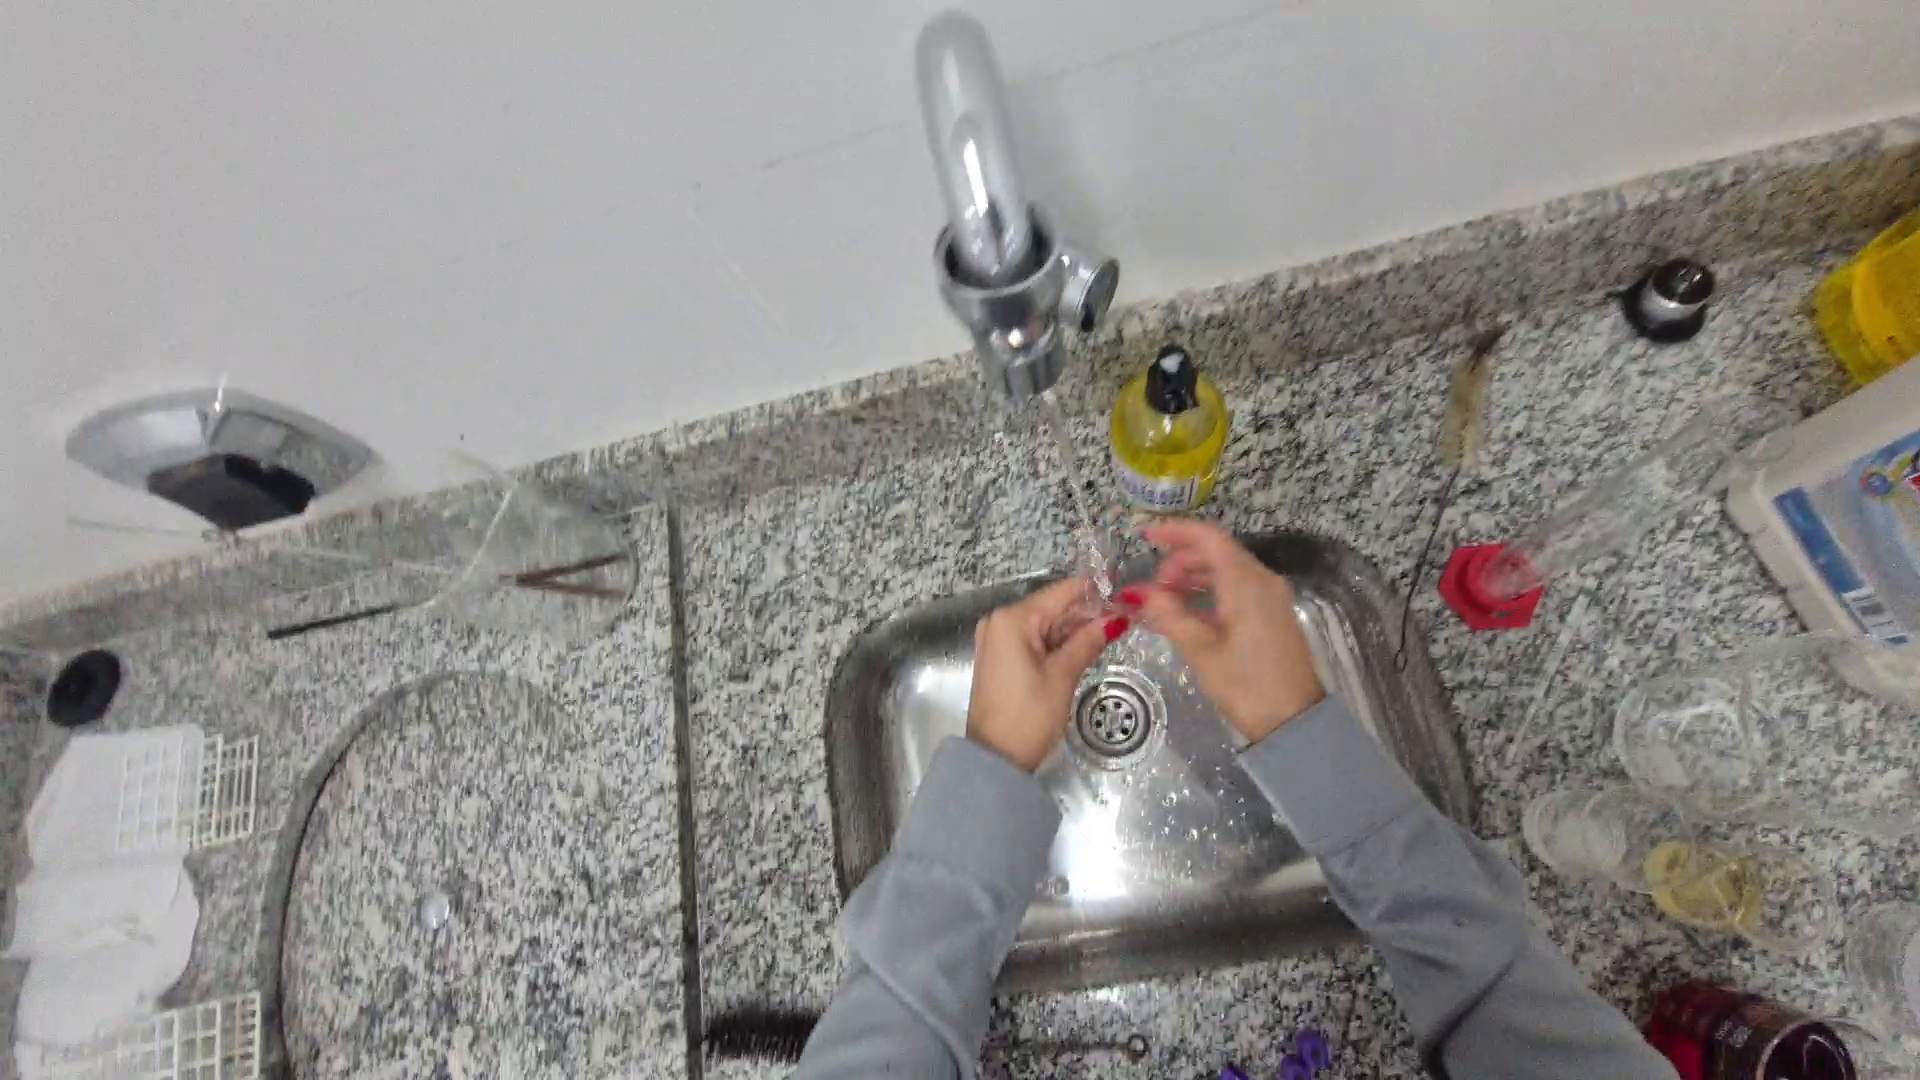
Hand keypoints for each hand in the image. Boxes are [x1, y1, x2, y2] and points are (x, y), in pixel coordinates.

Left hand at [968, 577, 1126, 770]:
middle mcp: (1000, 622)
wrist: (995, 759)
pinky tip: (1085, 647)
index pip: (1060, 593)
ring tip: (1112, 632)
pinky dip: (1057, 644)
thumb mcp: (1062, 676)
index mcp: (1012, 620)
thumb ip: (1088, 642)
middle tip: (1124, 618)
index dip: (1093, 591)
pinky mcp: (1001, 657)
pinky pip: (1034, 640)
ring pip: (1045, 625)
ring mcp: (998, 640)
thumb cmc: (1028, 717)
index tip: (1123, 594)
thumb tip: (1114, 619)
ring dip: (1074, 630)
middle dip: (1086, 613)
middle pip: (1052, 607)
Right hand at [1117, 519, 1323, 741]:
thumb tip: (1137, 592)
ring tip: (1164, 603)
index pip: (1208, 537)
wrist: (1295, 722)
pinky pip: (1236, 589)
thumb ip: (1168, 613)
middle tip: (1153, 589)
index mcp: (1246, 582)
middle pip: (1216, 552)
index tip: (1144, 535)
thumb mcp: (1200, 649)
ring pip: (1225, 571)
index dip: (1174, 530)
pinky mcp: (1272, 615)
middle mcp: (1262, 580)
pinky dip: (1208, 593)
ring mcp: (1271, 597)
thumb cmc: (1246, 684)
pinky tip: (1187, 616)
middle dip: (1179, 562)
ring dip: (1192, 578)